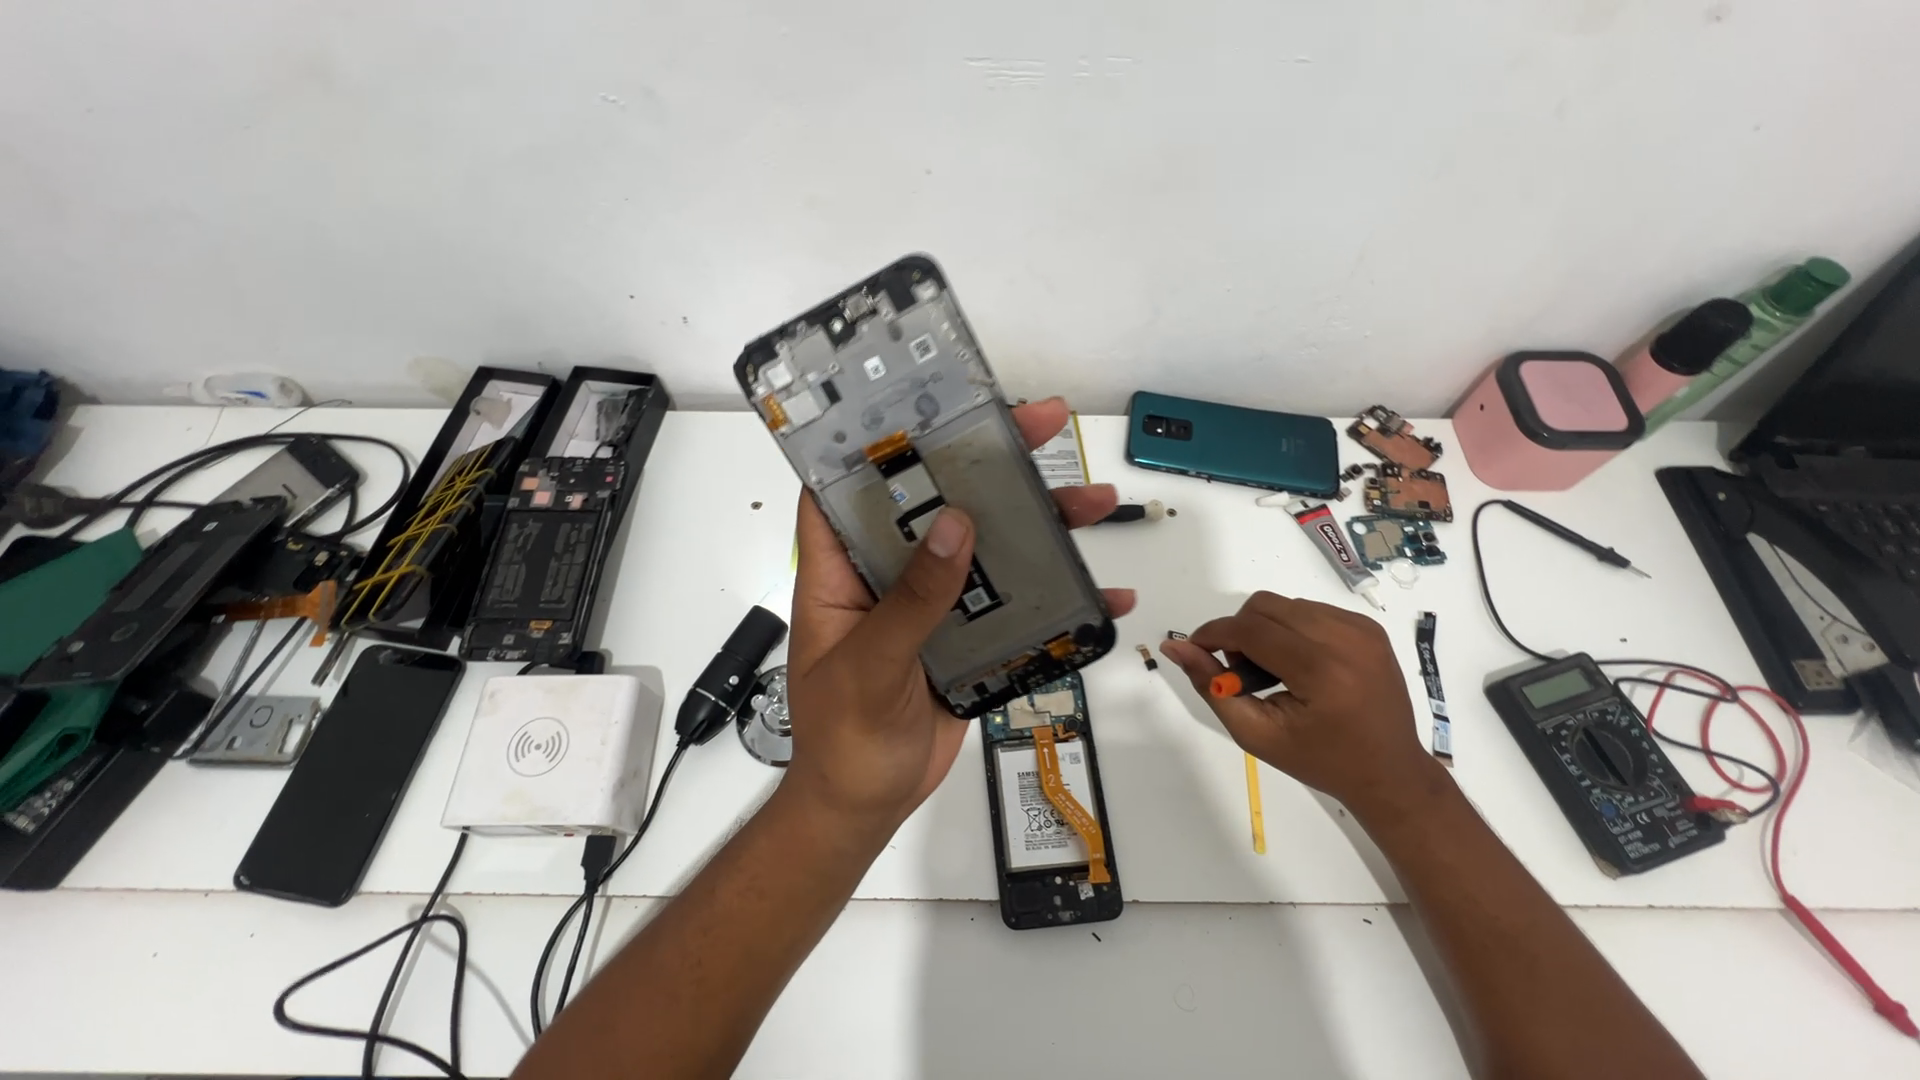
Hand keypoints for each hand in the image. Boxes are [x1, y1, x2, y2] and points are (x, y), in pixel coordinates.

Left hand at [784, 397, 1135, 835]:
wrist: (868, 805)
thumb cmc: (845, 739)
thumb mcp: (871, 666)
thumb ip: (912, 601)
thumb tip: (955, 523)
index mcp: (843, 572)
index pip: (848, 489)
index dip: (880, 442)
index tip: (929, 406)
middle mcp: (889, 576)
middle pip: (937, 504)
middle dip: (988, 465)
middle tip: (1043, 425)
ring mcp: (933, 605)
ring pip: (987, 549)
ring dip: (1038, 526)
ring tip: (1096, 504)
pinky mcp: (968, 637)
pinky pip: (1013, 606)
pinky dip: (1057, 599)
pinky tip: (1105, 595)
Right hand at [1160, 591, 1438, 820]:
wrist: (1389, 771)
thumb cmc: (1318, 760)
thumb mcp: (1256, 732)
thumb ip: (1210, 686)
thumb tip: (1173, 647)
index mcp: (1321, 671)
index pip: (1250, 630)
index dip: (1213, 635)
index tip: (1197, 651)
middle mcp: (1346, 639)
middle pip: (1265, 607)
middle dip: (1240, 632)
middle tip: (1242, 671)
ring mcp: (1362, 630)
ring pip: (1286, 605)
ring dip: (1265, 629)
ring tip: (1273, 670)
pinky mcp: (1369, 627)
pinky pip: (1311, 610)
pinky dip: (1292, 629)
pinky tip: (1299, 664)